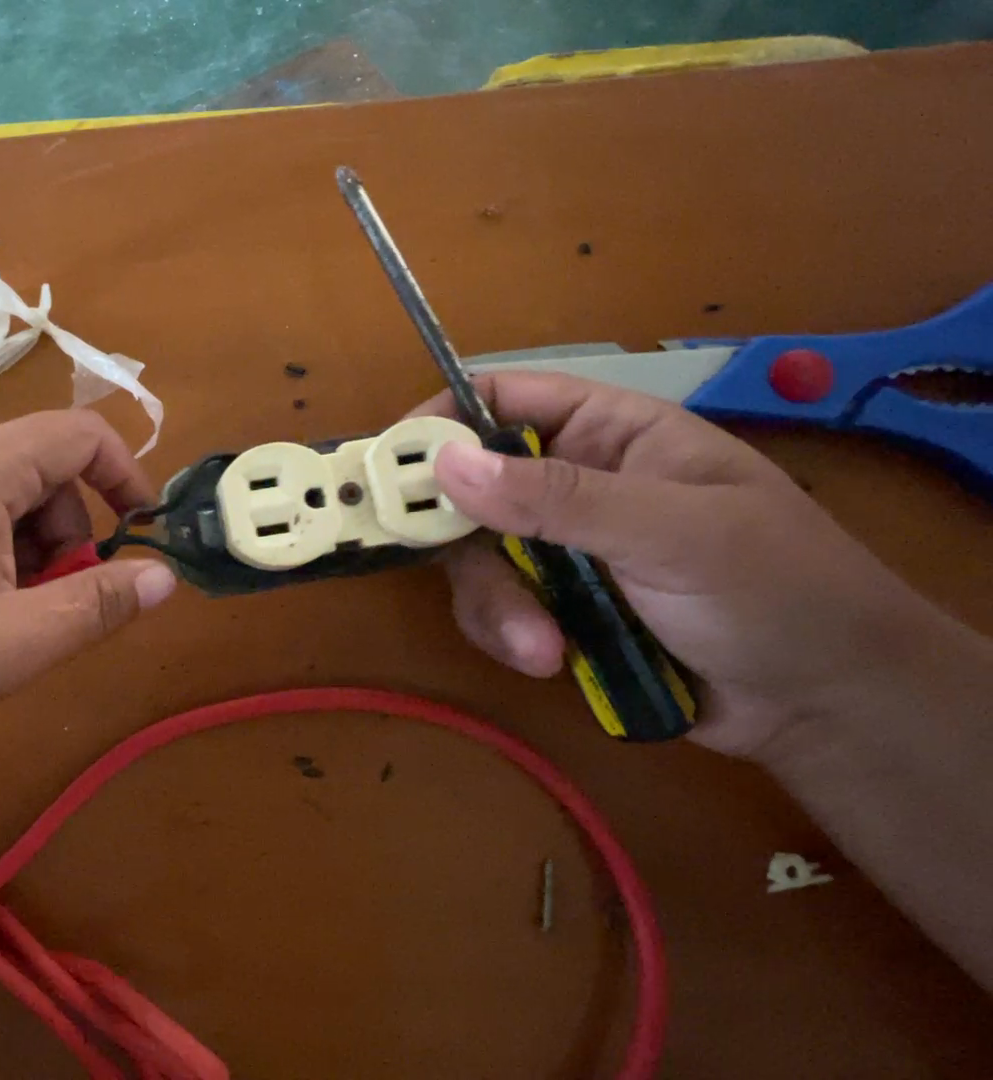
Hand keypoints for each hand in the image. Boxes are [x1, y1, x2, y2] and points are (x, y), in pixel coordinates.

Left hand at [0, 410, 176, 764]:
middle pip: (44, 466)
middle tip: (57, 601)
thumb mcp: (24, 638)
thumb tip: (166, 577)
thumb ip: (103, 601)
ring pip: (8, 491)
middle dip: (72, 530)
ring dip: (34, 545)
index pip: (80, 434)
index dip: (126, 477)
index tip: (141, 536)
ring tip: (10, 613)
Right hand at [416, 373, 963, 759]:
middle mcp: (568, 483)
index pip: (502, 401)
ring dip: (494, 603)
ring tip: (541, 645)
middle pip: (467, 487)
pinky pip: (490, 607)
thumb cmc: (777, 591)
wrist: (825, 706)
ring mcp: (555, 547)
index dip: (441, 423)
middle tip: (447, 565)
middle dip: (460, 538)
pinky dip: (507, 634)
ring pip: (471, 557)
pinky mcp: (548, 604)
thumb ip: (560, 497)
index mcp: (609, 434)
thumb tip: (446, 465)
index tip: (392, 466)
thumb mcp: (675, 532)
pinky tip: (550, 659)